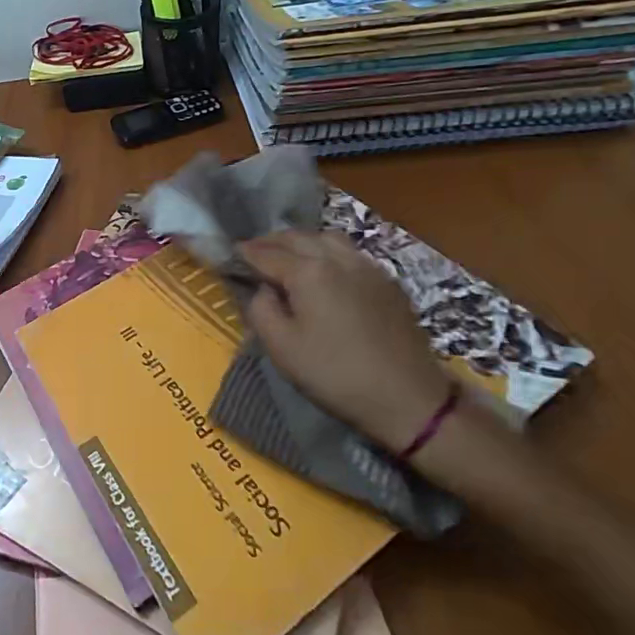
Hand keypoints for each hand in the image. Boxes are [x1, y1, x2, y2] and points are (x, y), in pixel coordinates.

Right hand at [239, 230, 450, 454]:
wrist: (407, 397)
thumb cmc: (334, 373)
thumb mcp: (280, 346)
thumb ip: (261, 309)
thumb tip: (262, 289)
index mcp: (309, 272)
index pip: (266, 253)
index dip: (243, 253)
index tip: (227, 254)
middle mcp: (338, 259)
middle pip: (297, 237)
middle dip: (270, 242)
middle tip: (251, 253)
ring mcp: (368, 267)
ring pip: (327, 238)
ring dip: (301, 242)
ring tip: (286, 257)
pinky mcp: (387, 282)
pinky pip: (350, 253)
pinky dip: (327, 252)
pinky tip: (323, 270)